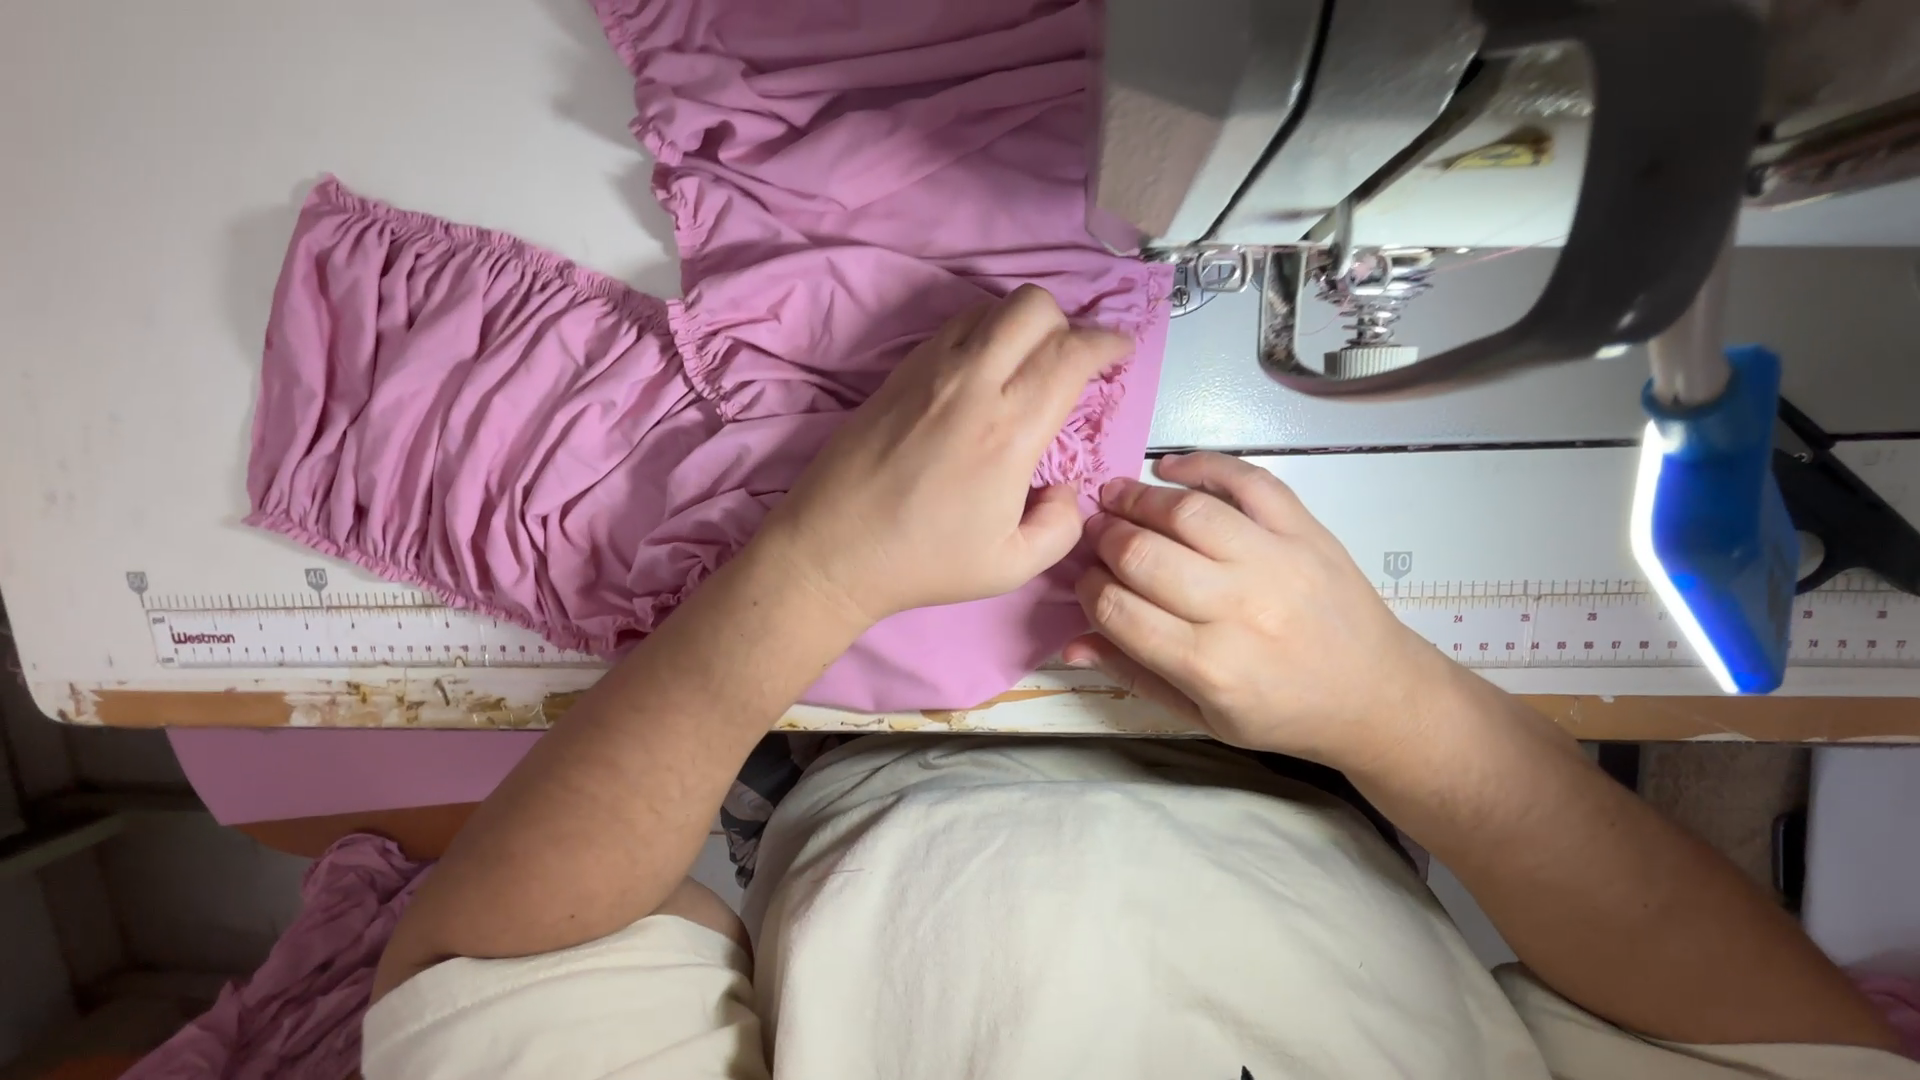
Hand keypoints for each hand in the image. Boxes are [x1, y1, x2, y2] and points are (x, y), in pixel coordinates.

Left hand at [760, 285, 1132, 624]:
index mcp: (1009, 430)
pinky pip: (954, 327)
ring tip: (1027, 364)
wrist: (833, 549)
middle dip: (1067, 323)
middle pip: (1034, 306)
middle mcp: (972, 384)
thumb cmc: (923, 562)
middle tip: (1072, 361)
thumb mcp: (1012, 566)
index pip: (1071, 353)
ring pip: (991, 308)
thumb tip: (1065, 486)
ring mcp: (930, 371)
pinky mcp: (899, 373)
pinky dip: (983, 333)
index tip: (1120, 350)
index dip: (1108, 341)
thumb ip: (1062, 524)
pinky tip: (983, 373)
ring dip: (1023, 325)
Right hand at [1061, 452, 1460, 769]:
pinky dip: (1204, 465)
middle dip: (1104, 540)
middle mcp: (1240, 610)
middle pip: (1144, 556)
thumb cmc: (1283, 712)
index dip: (1089, 589)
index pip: (1119, 611)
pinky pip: (1248, 481)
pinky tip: (1169, 467)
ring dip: (1137, 499)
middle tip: (1092, 534)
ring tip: (1114, 496)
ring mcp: (1276, 563)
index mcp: (1210, 666)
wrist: (1375, 694)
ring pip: (1187, 514)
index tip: (1085, 580)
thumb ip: (1135, 675)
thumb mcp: (1203, 715)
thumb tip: (1071, 643)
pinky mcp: (1305, 531)